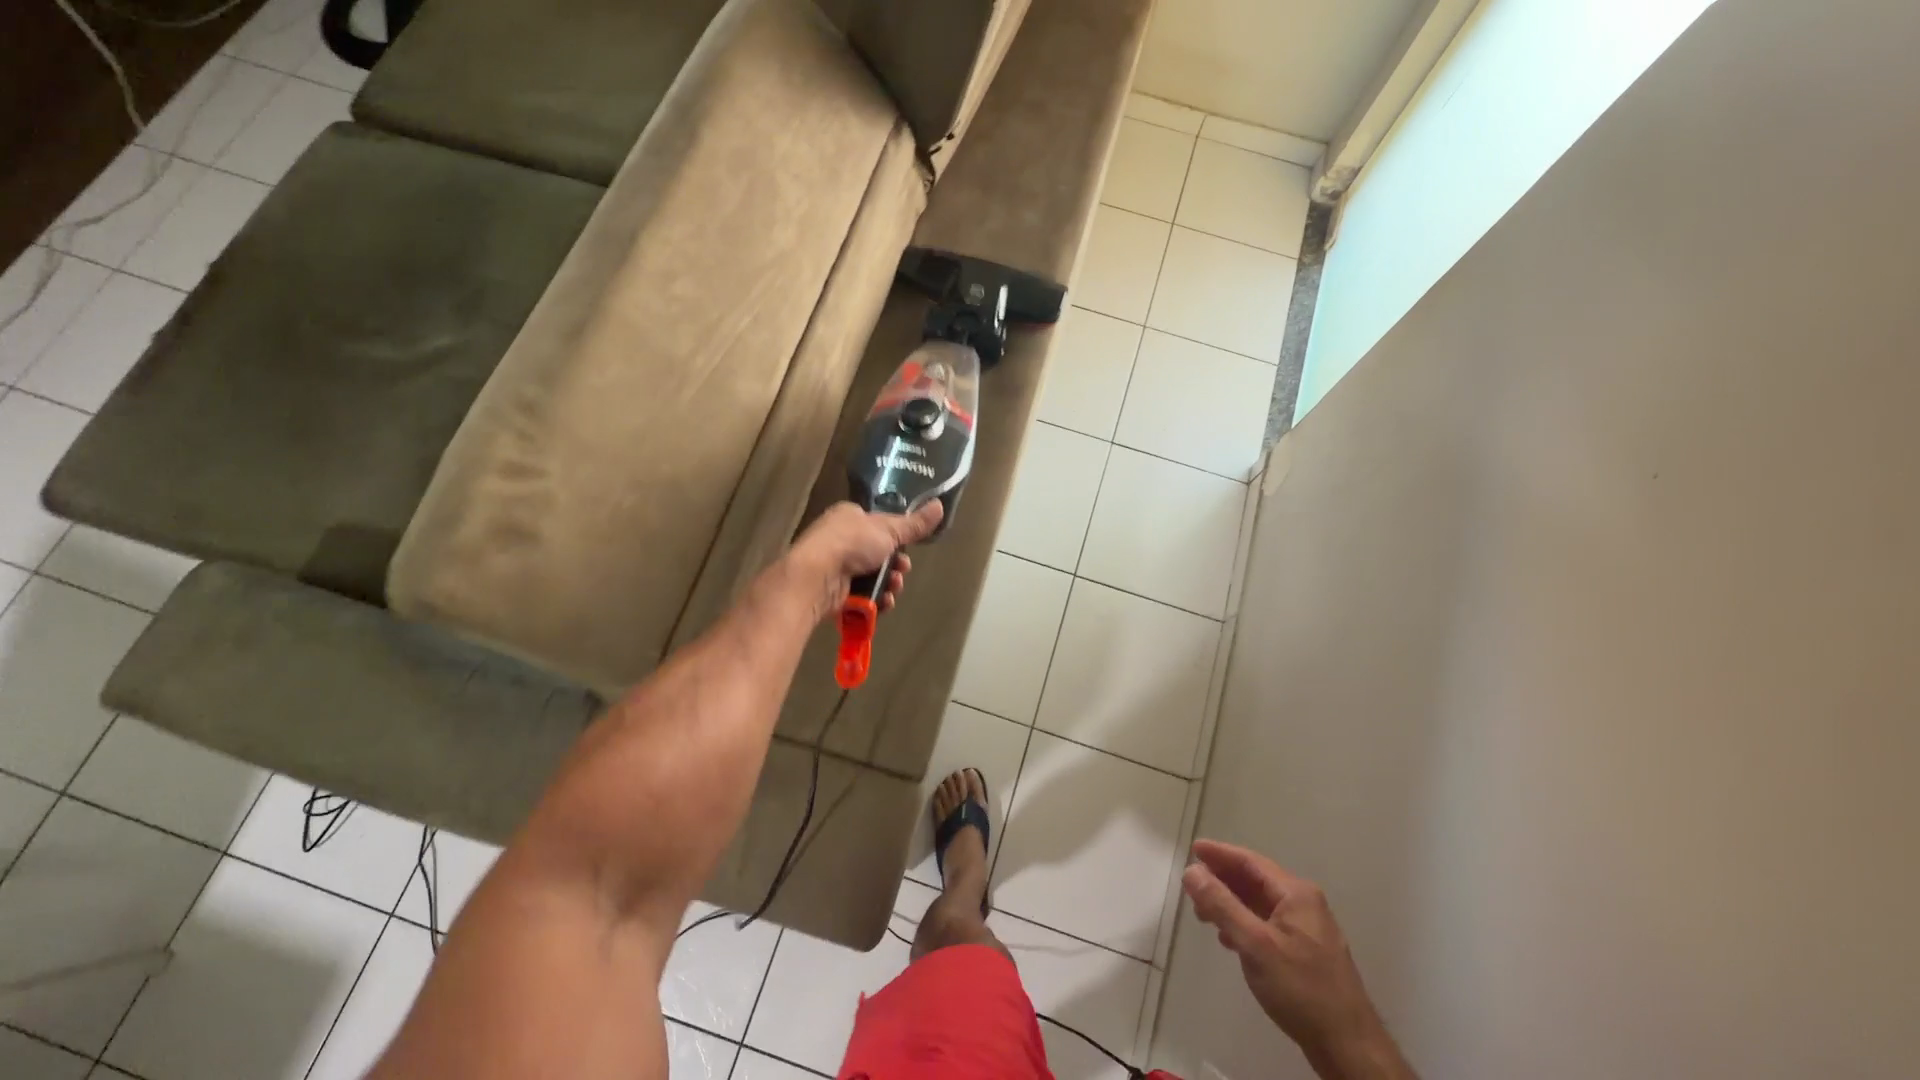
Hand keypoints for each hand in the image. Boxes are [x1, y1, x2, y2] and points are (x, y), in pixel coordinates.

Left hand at [785, 501, 943, 621]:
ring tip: (893, 589)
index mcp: (848, 517)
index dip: (895, 538)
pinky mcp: (834, 591)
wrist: (817, 576)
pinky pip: (862, 596)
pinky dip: (875, 600)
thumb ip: (915, 524)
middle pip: (878, 554)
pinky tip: (883, 603)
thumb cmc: (852, 543)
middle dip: (895, 566)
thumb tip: (940, 505)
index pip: (877, 525)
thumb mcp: (889, 530)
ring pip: (872, 577)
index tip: (908, 548)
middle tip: (902, 571)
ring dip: (888, 584)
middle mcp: (840, 539)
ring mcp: (835, 567)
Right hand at [1182, 840, 1414, 1079]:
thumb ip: (1222, 905)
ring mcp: (1308, 929)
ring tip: (1203, 913)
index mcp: (1296, 894)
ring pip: (1261, 904)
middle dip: (1223, 880)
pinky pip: (1268, 925)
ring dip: (1231, 903)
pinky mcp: (1306, 951)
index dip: (1220, 854)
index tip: (1193, 849)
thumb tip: (1192, 871)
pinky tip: (1229, 939)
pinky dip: (1245, 923)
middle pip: (1256, 881)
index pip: (1251, 862)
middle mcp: (1305, 904)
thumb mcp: (1254, 944)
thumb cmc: (1299, 987)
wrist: (1346, 1041)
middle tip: (1191, 886)